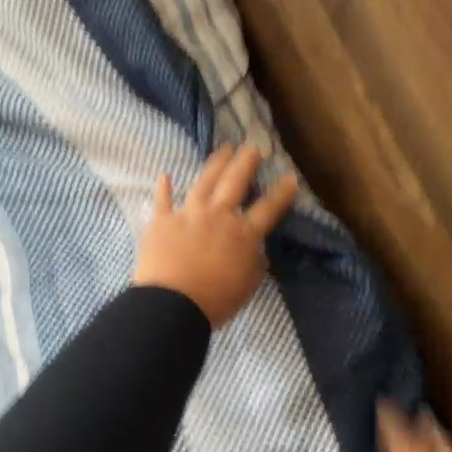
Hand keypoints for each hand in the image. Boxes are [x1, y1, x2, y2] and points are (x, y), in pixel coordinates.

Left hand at [132, 145, 298, 328]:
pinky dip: (164, 188)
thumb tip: (258, 251)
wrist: (172, 305)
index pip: (268, 209)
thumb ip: (254, 264)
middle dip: (246, 162)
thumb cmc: (214, 301)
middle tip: (253, 146)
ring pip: (204, 182)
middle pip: (235, 182)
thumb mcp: (247, 286)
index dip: (281, 192)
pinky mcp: (161, 222)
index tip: (290, 177)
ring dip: (215, 164)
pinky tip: (165, 175)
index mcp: (242, 235)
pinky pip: (162, 201)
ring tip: (224, 149)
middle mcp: (217, 217)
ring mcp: (188, 216)